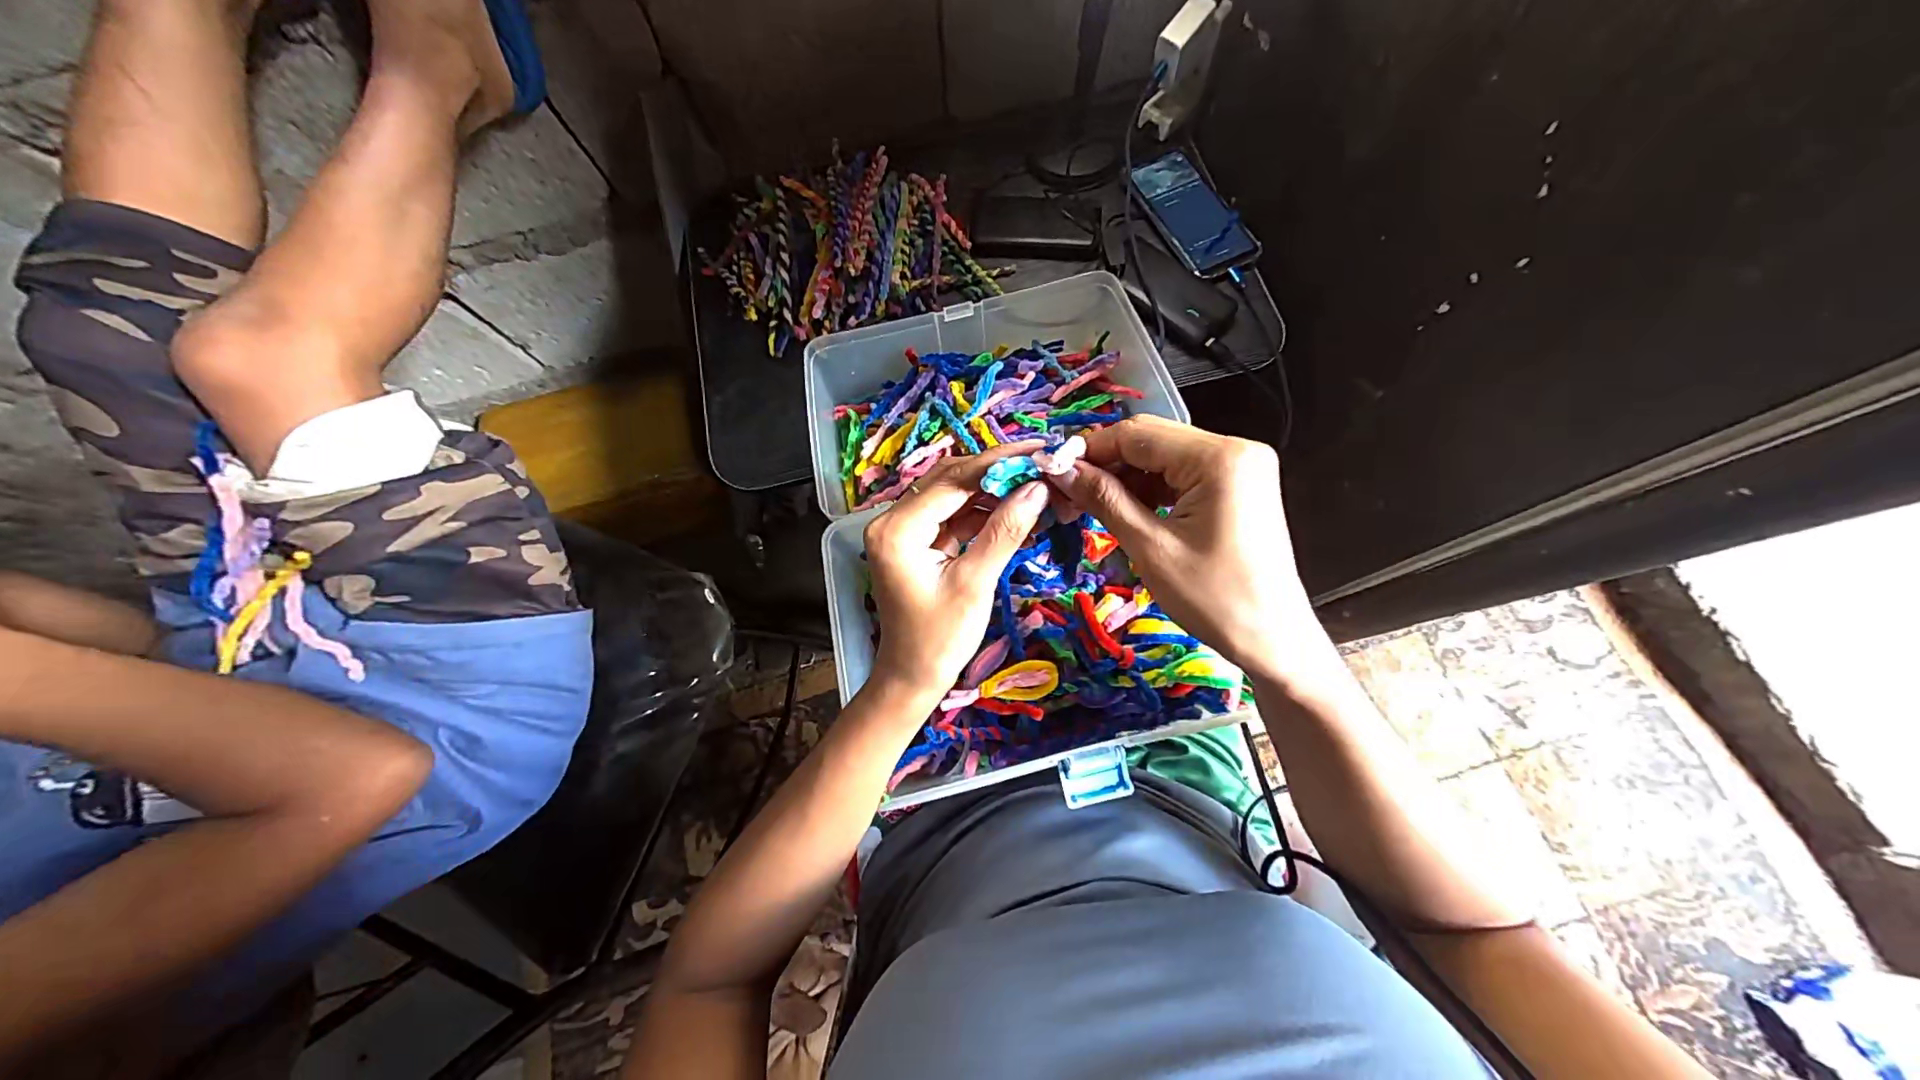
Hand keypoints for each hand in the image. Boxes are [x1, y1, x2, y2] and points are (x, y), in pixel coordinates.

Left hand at [864, 442, 1052, 699]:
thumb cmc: (939, 640)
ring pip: (953, 495)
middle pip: (950, 480)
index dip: (998, 462)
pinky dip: (982, 513)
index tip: (1038, 450)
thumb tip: (1038, 487)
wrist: (913, 678)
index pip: (953, 480)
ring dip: (992, 491)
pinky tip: (1016, 510)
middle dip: (997, 471)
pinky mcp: (916, 543)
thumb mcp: (975, 583)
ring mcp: (904, 531)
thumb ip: (1005, 530)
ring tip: (1035, 484)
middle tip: (1041, 462)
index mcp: (897, 529)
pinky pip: (952, 516)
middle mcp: (893, 521)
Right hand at [1053, 415, 1313, 672]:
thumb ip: (1104, 499)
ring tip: (1091, 506)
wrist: (1272, 639)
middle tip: (1068, 493)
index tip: (1053, 471)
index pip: (1137, 434)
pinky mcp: (1239, 486)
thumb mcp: (1150, 547)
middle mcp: (1235, 449)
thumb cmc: (1215, 599)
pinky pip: (1183, 475)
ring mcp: (1241, 467)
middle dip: (1107, 463)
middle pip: (1152, 440)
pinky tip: (1126, 511)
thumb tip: (1061, 470)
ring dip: (1126, 478)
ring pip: (1164, 457)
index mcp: (1219, 458)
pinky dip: (1151, 490)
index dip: (1089, 449)